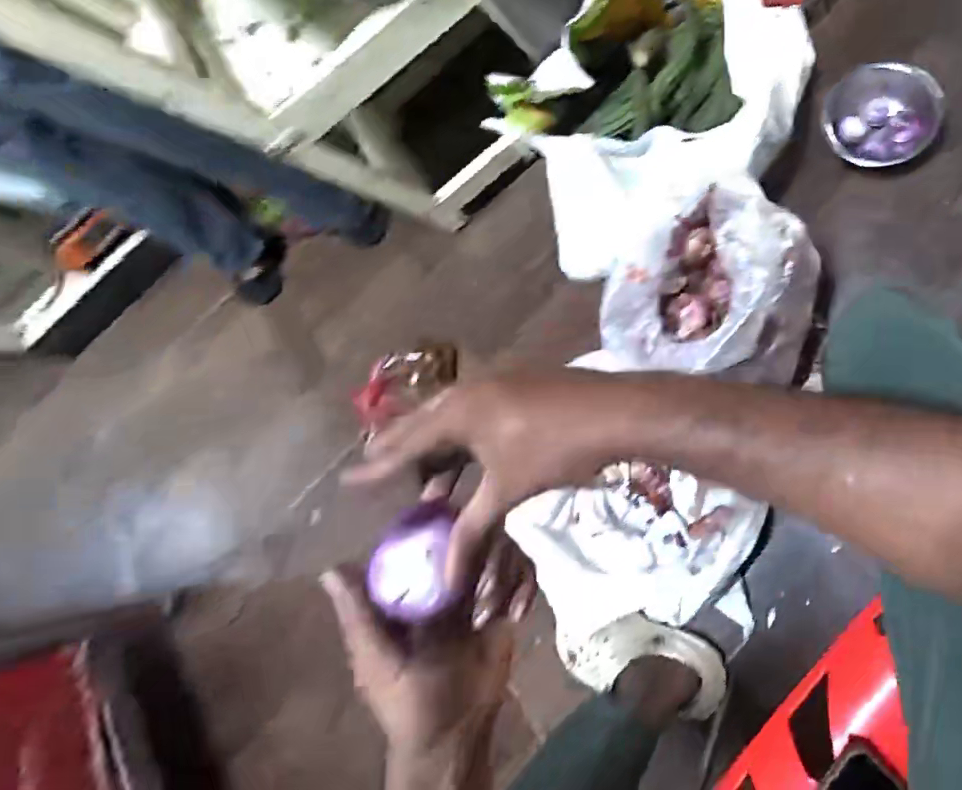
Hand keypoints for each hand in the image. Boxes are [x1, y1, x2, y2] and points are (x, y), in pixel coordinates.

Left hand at [319, 536, 536, 783]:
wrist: (452, 735)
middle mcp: (453, 577)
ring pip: (503, 547)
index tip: (444, 493)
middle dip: (482, 538)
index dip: (435, 514)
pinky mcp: (511, 601)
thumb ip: (359, 615)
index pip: (428, 536)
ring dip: (502, 571)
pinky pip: (526, 572)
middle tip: (486, 541)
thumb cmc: (405, 700)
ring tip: (489, 608)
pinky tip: (515, 611)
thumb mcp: (376, 660)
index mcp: (418, 586)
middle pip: (473, 531)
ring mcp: (484, 587)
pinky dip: (524, 585)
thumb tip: (330, 569)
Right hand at [345, 372, 662, 589]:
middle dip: (403, 448)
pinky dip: (467, 438)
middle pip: (426, 422)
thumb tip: (444, 581)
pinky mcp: (522, 385)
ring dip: (440, 448)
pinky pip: (479, 412)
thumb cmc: (556, 447)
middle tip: (375, 469)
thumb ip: (472, 530)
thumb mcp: (509, 488)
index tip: (346, 479)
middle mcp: (473, 388)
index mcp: (460, 409)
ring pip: (455, 417)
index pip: (407, 442)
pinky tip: (470, 461)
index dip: (378, 465)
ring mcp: (500, 382)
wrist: (615, 410)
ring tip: (427, 482)